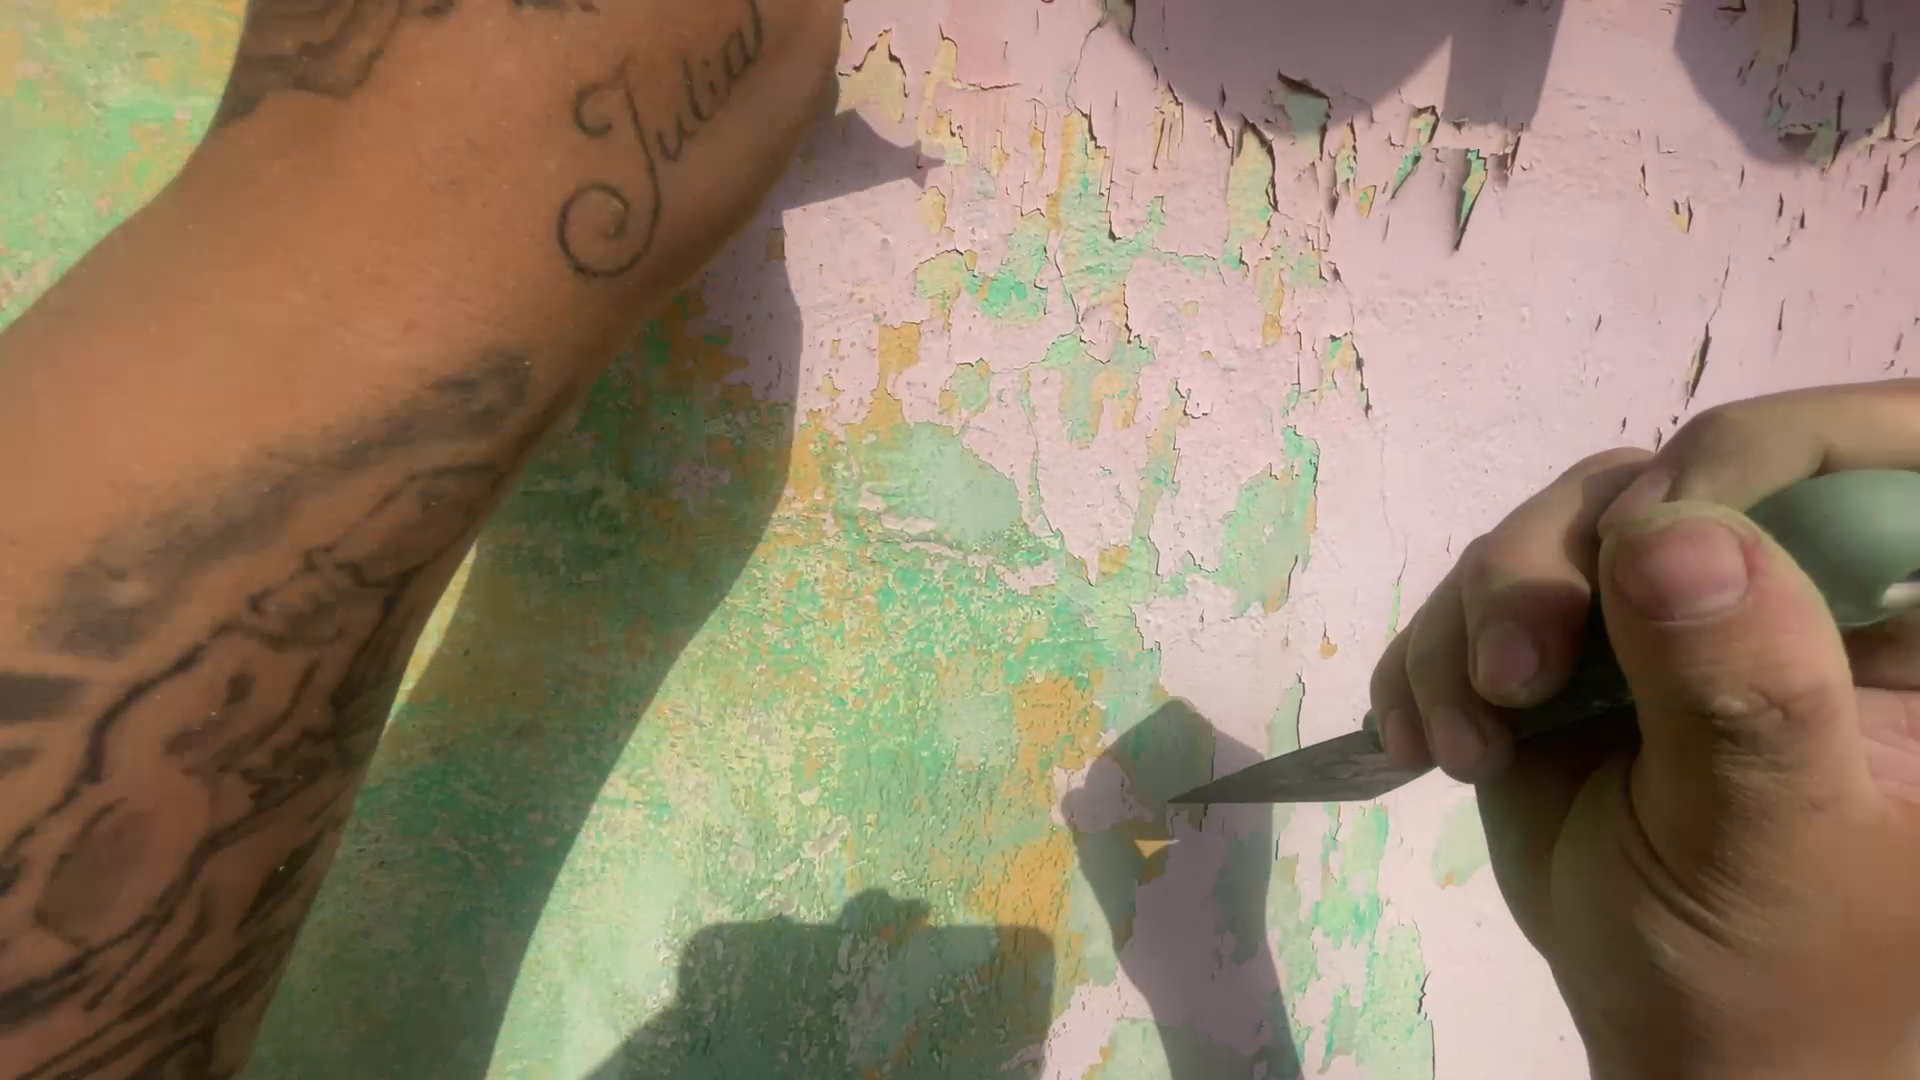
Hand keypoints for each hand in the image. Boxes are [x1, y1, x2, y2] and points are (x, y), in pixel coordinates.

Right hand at [1370, 381, 1919, 1078]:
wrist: (1662, 1017)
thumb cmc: (1766, 962)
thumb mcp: (1760, 833)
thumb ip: (1737, 688)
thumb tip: (1669, 535)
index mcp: (1886, 625)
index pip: (1854, 454)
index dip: (1748, 457)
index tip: (1641, 547)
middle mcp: (1757, 595)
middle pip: (1629, 493)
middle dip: (1534, 582)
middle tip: (1508, 685)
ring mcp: (1631, 620)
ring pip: (1518, 548)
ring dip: (1455, 642)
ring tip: (1458, 748)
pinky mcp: (1540, 651)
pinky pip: (1451, 609)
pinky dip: (1418, 669)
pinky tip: (1419, 741)